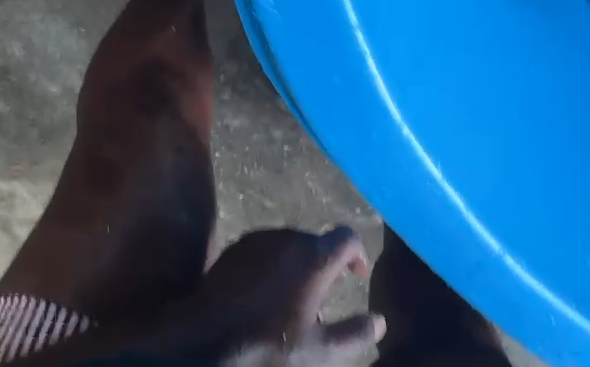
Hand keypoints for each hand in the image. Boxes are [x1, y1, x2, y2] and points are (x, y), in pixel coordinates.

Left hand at [165, 226, 384, 366]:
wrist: (210, 340)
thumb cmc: (271, 346)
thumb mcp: (321, 352)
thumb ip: (355, 334)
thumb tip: (379, 321)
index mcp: (313, 258)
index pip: (346, 237)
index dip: (356, 254)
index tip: (356, 276)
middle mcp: (287, 237)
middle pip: (316, 241)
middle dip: (324, 265)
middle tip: (323, 300)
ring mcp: (258, 239)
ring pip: (289, 243)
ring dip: (298, 264)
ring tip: (293, 300)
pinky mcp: (236, 246)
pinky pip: (264, 248)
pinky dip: (273, 263)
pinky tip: (265, 294)